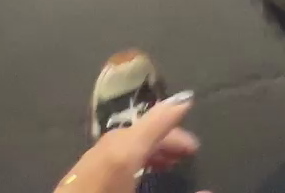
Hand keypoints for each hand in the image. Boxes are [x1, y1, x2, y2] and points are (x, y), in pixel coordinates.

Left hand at [54, 93, 204, 192]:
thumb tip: (211, 191)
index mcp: (121, 155)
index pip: (152, 123)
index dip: (172, 111)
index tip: (189, 100)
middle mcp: (102, 153)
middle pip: (137, 132)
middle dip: (164, 136)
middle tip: (188, 149)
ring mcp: (84, 167)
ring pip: (121, 144)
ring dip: (147, 147)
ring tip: (168, 162)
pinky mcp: (74, 183)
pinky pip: (107, 157)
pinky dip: (128, 157)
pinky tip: (137, 173)